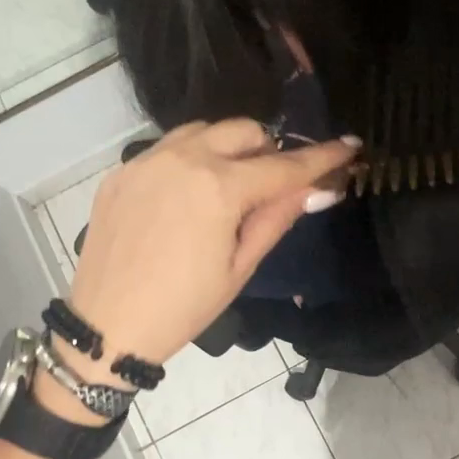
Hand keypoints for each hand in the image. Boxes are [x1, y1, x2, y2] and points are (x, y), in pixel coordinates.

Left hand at [64, 119, 357, 373]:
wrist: (108, 328)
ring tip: (228, 190)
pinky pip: (167, 149)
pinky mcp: (121, 172)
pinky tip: (187, 200)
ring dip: (227, 149)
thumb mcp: (239, 268)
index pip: (283, 165)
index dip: (322, 158)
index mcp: (218, 188)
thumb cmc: (183, 308)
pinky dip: (190, 161)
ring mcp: (146, 161)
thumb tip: (316, 189)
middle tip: (272, 186)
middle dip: (268, 150)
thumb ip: (276, 218)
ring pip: (202, 131)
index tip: (349, 147)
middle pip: (244, 130)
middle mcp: (183, 159)